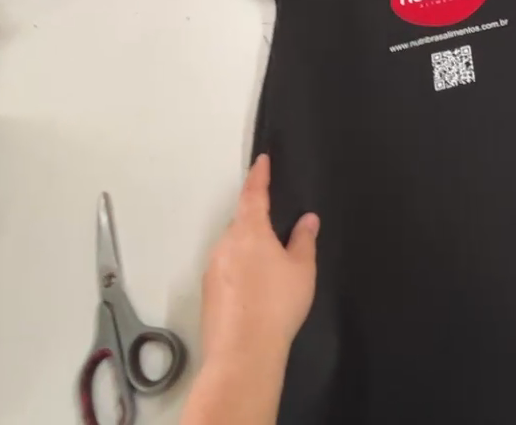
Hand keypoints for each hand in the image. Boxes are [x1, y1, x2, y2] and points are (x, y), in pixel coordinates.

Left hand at [182, 154, 317, 424]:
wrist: (243, 354)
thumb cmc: (277, 303)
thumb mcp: (302, 268)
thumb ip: (304, 239)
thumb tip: (307, 219)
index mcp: (250, 231)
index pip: (254, 194)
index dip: (259, 176)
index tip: (261, 160)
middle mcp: (226, 245)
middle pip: (242, 223)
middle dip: (258, 222)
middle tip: (279, 230)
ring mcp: (213, 270)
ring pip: (233, 248)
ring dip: (249, 249)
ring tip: (272, 267)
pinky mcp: (208, 294)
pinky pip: (227, 270)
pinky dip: (241, 270)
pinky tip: (256, 289)